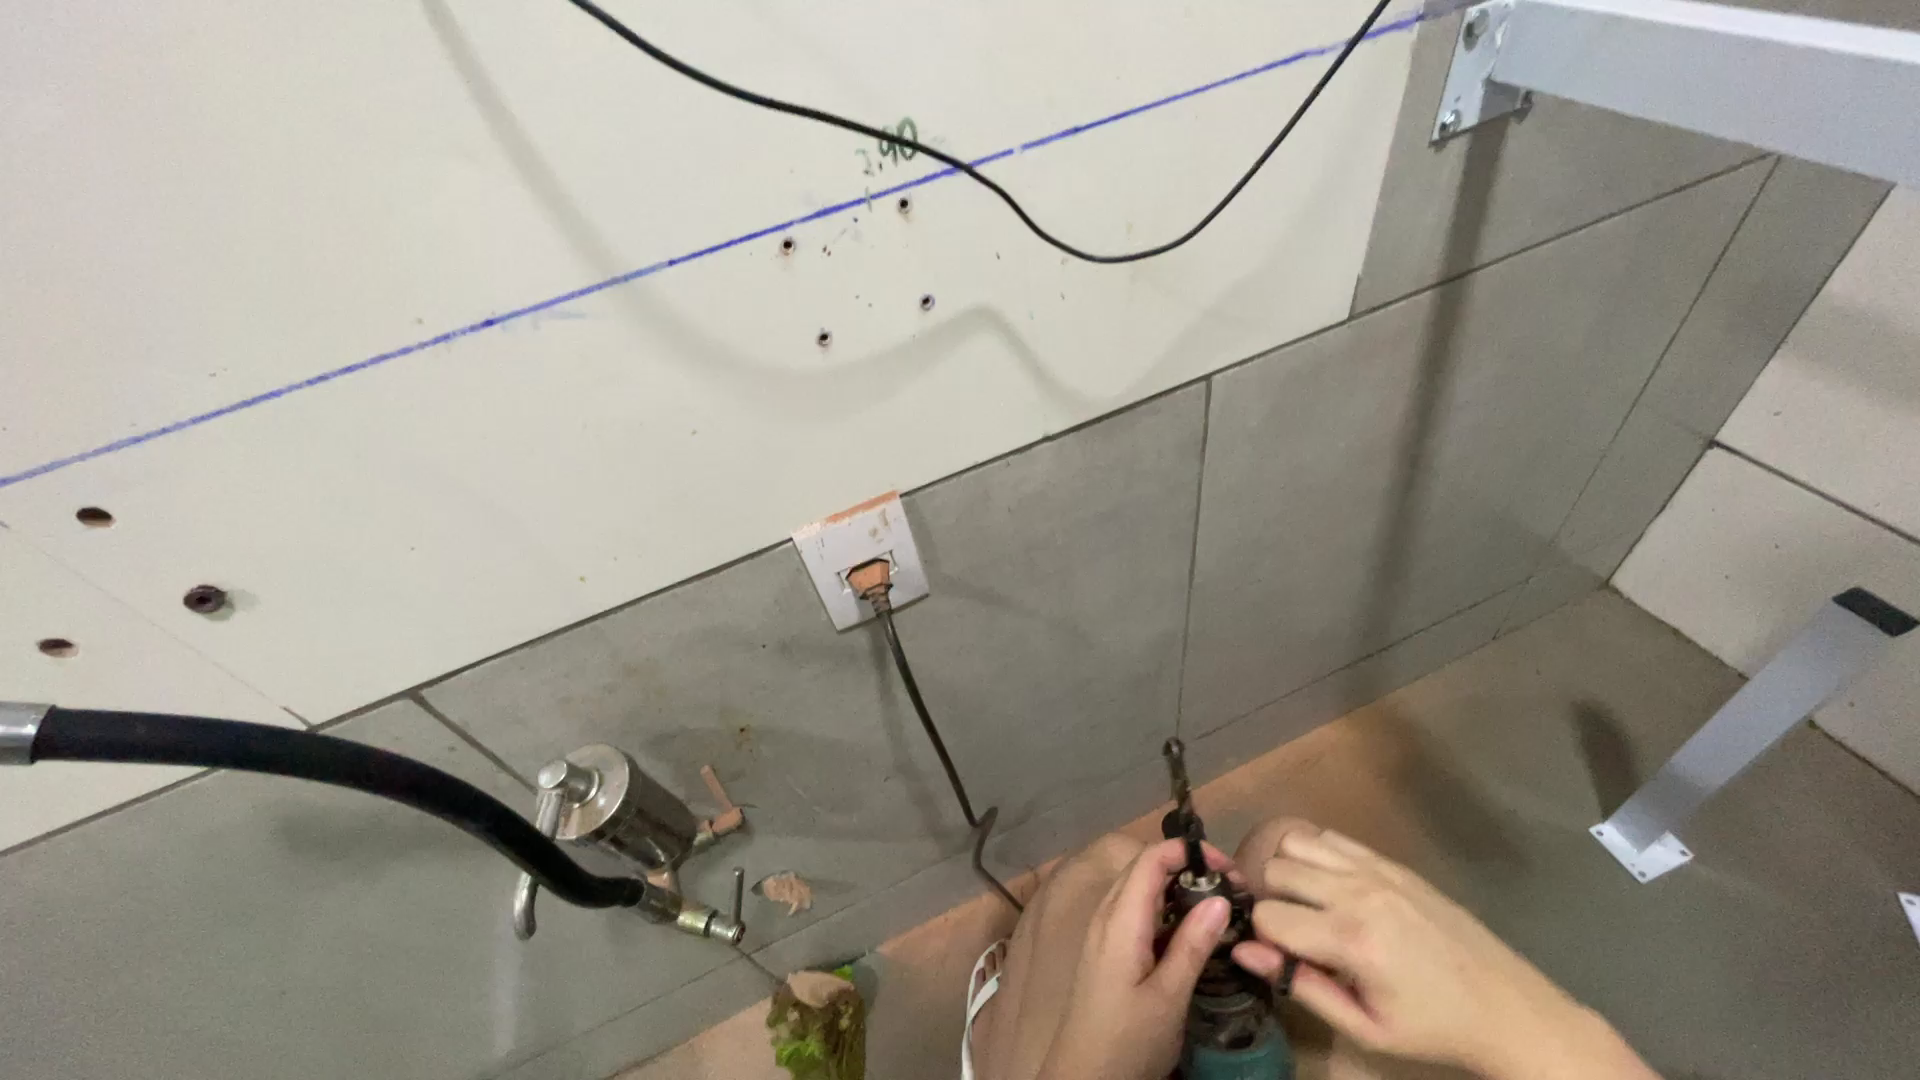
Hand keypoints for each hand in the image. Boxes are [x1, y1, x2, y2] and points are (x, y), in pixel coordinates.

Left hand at [1037, 838, 1233, 1079]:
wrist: (1080, 1076)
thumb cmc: (1126, 1039)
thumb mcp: (1169, 997)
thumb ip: (1192, 945)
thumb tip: (1220, 898)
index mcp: (1120, 918)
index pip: (1150, 858)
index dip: (1189, 852)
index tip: (1229, 868)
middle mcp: (1106, 913)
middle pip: (1144, 867)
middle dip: (1187, 866)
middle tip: (1231, 889)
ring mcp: (1102, 930)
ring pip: (1139, 887)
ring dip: (1176, 887)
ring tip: (1217, 906)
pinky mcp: (1105, 947)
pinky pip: (1134, 910)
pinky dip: (1163, 908)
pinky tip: (1188, 931)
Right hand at [1231, 826, 1657, 1079]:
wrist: (1510, 1010)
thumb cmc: (1433, 1028)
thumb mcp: (1365, 1028)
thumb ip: (1300, 985)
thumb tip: (1242, 951)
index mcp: (1351, 940)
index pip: (1268, 915)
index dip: (1262, 937)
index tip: (1277, 955)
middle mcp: (1357, 892)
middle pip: (1274, 871)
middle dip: (1271, 901)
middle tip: (1291, 931)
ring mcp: (1375, 870)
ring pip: (1294, 844)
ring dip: (1289, 872)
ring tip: (1306, 904)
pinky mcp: (1391, 862)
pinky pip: (1328, 837)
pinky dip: (1314, 855)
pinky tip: (1329, 885)